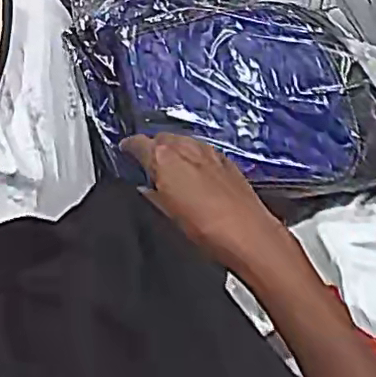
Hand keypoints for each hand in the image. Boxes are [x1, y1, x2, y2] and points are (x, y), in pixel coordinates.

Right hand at [122, 134, 291, 277]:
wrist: (250, 237)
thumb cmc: (208, 230)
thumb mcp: (165, 216)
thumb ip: (149, 195)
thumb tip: (145, 189)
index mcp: (162, 156)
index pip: (136, 142)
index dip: (128, 148)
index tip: (125, 152)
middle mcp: (184, 146)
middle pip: (159, 139)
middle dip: (152, 149)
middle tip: (149, 168)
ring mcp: (206, 151)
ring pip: (181, 142)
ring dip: (174, 152)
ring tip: (173, 174)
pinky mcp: (225, 160)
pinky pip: (201, 152)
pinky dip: (194, 159)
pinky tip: (197, 178)